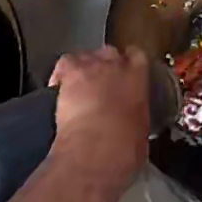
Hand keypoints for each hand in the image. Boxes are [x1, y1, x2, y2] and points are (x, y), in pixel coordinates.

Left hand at [48, 46, 149, 187]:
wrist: (98, 148)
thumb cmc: (125, 144)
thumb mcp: (141, 129)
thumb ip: (137, 115)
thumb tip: (132, 122)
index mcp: (139, 76)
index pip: (137, 57)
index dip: (130, 65)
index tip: (127, 76)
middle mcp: (116, 64)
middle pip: (110, 53)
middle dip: (105, 66)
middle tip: (102, 85)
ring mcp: (92, 66)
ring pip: (86, 56)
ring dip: (84, 68)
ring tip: (80, 86)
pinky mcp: (70, 73)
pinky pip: (65, 63)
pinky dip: (61, 73)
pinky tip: (59, 86)